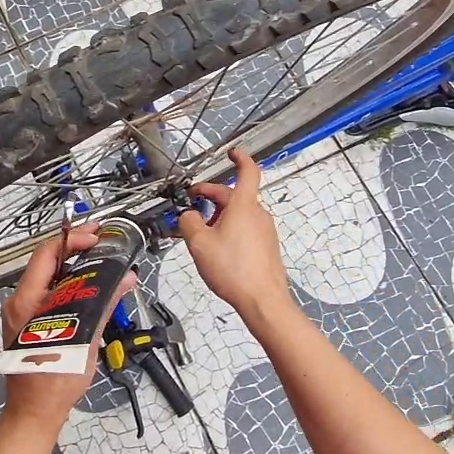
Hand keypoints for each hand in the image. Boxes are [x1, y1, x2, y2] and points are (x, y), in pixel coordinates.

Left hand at [0, 226, 134, 431]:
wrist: (33, 415)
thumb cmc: (56, 381)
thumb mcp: (85, 341)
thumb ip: (104, 304)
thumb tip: (127, 278)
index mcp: (26, 301)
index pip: (46, 254)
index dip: (72, 240)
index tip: (97, 236)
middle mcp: (18, 302)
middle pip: (46, 263)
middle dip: (75, 250)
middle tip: (102, 243)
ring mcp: (20, 313)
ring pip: (47, 279)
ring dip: (73, 269)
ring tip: (101, 263)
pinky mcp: (26, 324)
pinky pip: (46, 295)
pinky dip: (67, 287)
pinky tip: (88, 290)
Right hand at [178, 149, 295, 325]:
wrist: (263, 301)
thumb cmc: (234, 270)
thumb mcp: (199, 243)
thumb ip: (188, 221)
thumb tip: (188, 215)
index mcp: (243, 205)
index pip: (248, 171)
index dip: (240, 157)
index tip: (232, 153)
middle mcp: (258, 214)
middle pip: (234, 195)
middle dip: (212, 197)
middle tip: (193, 204)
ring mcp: (265, 231)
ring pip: (239, 213)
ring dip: (219, 216)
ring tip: (202, 234)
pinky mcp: (266, 247)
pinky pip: (245, 229)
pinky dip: (230, 231)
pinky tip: (217, 250)